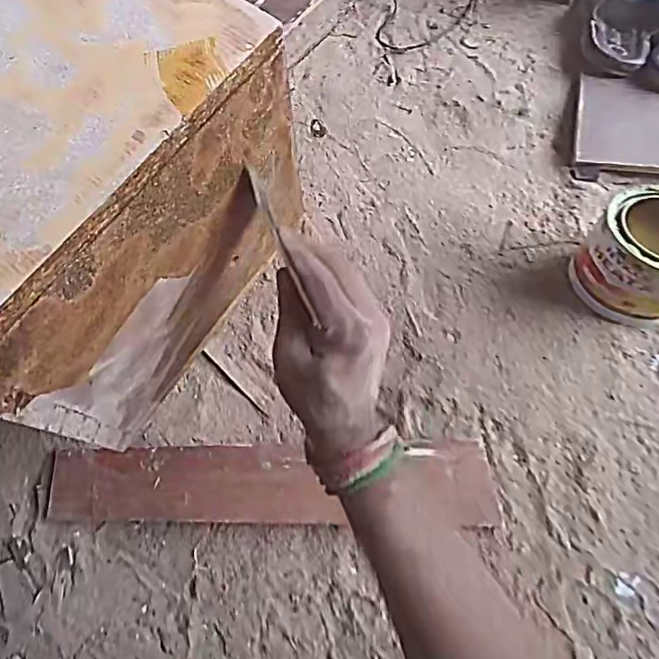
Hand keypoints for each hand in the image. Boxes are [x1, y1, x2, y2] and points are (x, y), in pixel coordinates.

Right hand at [271, 232, 392, 459]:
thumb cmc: (313, 398)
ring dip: (323, 256)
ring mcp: (378, 318)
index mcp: (346, 329)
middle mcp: (369, 318)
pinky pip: (353, 283)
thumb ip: (290, 311)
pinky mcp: (377, 319)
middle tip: (286, 235)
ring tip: (296, 247)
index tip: (280, 233)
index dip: (297, 252)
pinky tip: (314, 267)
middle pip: (339, 267)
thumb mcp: (289, 356)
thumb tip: (286, 274)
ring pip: (349, 271)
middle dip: (311, 248)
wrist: (348, 425)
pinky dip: (333, 270)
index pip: (319, 278)